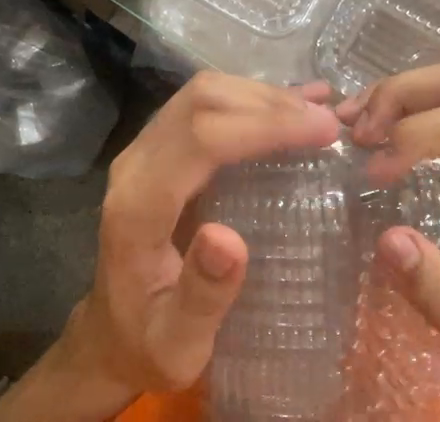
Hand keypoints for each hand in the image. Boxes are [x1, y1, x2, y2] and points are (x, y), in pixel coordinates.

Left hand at [0, 72, 341, 421]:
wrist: (111, 335)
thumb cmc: (148, 344)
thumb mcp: (178, 344)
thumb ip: (202, 296)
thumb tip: (229, 238)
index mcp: (138, 206)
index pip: (200, 138)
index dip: (262, 124)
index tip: (323, 130)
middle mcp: (136, 164)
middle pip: (201, 103)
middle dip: (269, 102)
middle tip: (328, 124)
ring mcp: (146, 150)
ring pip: (203, 95)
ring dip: (262, 96)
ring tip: (318, 114)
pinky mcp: (160, 148)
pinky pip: (204, 107)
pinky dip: (250, 100)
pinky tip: (293, 103)